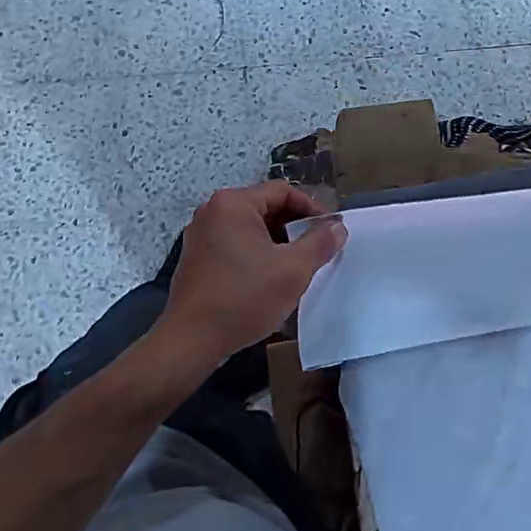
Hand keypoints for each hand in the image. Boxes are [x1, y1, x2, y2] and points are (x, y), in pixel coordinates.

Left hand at [151, 181, 347, 366]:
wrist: (192, 339)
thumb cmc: (244, 298)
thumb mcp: (293, 270)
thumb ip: (320, 243)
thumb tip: (337, 227)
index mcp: (234, 203)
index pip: (282, 191)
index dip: (311, 209)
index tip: (329, 231)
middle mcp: (213, 210)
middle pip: (265, 207)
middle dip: (293, 227)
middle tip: (316, 251)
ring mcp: (200, 233)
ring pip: (250, 227)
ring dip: (276, 242)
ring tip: (295, 267)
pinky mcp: (196, 256)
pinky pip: (234, 243)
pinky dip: (255, 254)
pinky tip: (267, 279)